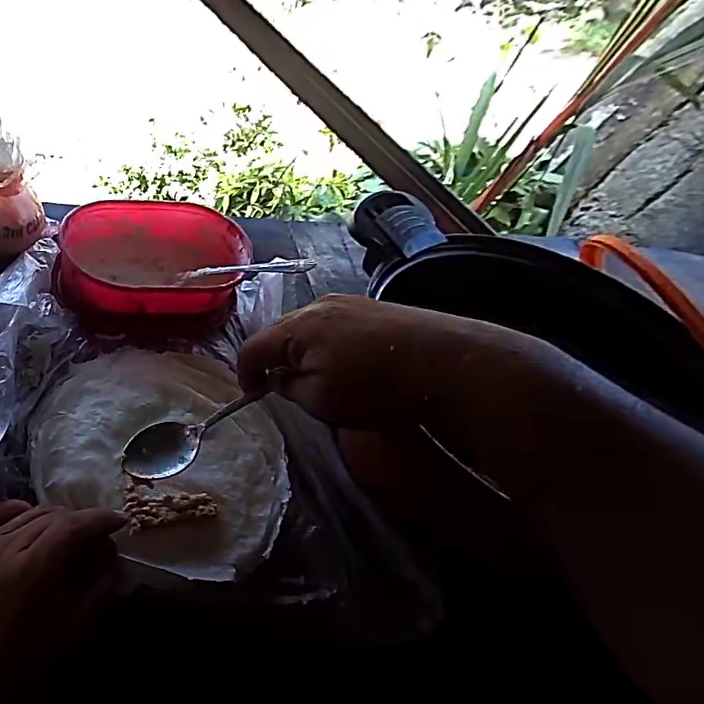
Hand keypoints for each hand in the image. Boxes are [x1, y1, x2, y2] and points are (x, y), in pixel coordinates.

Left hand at [0, 501, 128, 703]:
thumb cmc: (35, 653)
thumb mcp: (80, 621)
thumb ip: (100, 579)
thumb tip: (109, 548)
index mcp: (36, 565)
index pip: (72, 525)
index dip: (99, 519)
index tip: (120, 521)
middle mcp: (9, 545)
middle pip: (52, 516)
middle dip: (81, 520)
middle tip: (101, 534)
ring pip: (30, 513)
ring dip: (57, 517)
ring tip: (76, 532)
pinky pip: (3, 516)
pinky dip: (25, 513)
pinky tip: (38, 521)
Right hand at [237, 294, 561, 432]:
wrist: (457, 366)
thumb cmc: (380, 389)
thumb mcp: (320, 400)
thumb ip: (288, 386)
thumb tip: (277, 376)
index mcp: (299, 327)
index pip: (252, 348)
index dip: (245, 374)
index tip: (252, 396)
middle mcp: (319, 306)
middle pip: (278, 333)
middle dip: (273, 359)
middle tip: (281, 387)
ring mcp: (349, 302)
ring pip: (306, 327)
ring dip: (300, 350)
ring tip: (313, 376)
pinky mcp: (374, 307)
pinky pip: (332, 324)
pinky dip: (325, 343)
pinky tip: (343, 362)